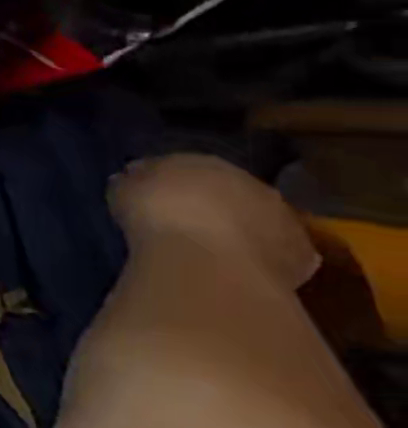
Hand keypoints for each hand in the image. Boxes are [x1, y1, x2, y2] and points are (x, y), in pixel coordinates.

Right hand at [110, 153, 319, 288]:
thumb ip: (133, 183)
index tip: (150, 196)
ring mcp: (283, 217)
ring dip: (240, 228)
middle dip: (211, 202)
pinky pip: (278, 251)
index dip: (167, 181)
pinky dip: (262, 256)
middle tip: (185, 221)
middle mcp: (248, 181)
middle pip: (227, 190)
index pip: (183, 165)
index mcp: (202, 160)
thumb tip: (134, 180)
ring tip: (212, 246)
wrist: (206, 257)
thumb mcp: (123, 191)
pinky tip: (241, 266)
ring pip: (257, 218)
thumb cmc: (155, 214)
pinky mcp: (303, 253)